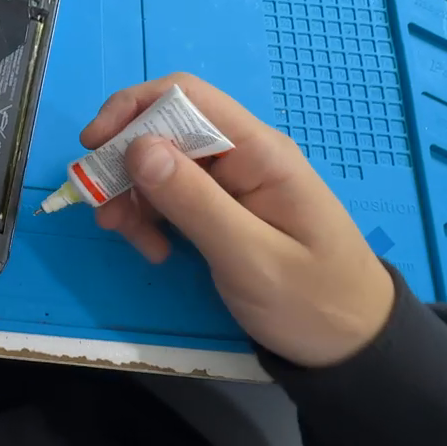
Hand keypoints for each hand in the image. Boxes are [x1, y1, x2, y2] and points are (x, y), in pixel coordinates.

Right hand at [80, 74, 394, 367]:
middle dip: (123, 164)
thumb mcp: (249, 257)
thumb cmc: (313, 302)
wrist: (353, 349)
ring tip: (128, 237)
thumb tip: (136, 146)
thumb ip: (193, 201)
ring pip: (156, 165)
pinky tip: (154, 248)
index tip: (93, 146)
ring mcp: (228, 180)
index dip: (131, 109)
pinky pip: (166, 194)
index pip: (184, 96)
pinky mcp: (217, 206)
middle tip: (103, 211)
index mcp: (257, 151)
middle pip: (161, 131)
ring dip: (130, 196)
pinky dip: (146, 216)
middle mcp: (239, 154)